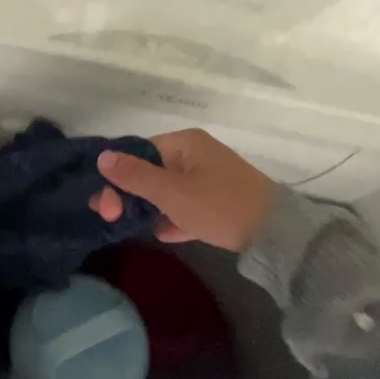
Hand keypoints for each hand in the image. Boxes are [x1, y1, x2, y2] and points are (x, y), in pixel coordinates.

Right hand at [88, 128, 278, 250]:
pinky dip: (173, 215)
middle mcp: (196, 153)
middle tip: (112, 218)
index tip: (104, 204)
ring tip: (133, 226)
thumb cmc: (220, 206)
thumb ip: (134, 176)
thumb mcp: (172, 193)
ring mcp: (210, 176)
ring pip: (168, 188)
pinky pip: (187, 203)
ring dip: (149, 206)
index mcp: (184, 143)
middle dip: (130, 193)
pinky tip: (163, 233)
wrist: (278, 235)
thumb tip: (102, 156)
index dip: (117, 176)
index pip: (138, 151)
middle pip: (151, 170)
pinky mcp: (221, 199)